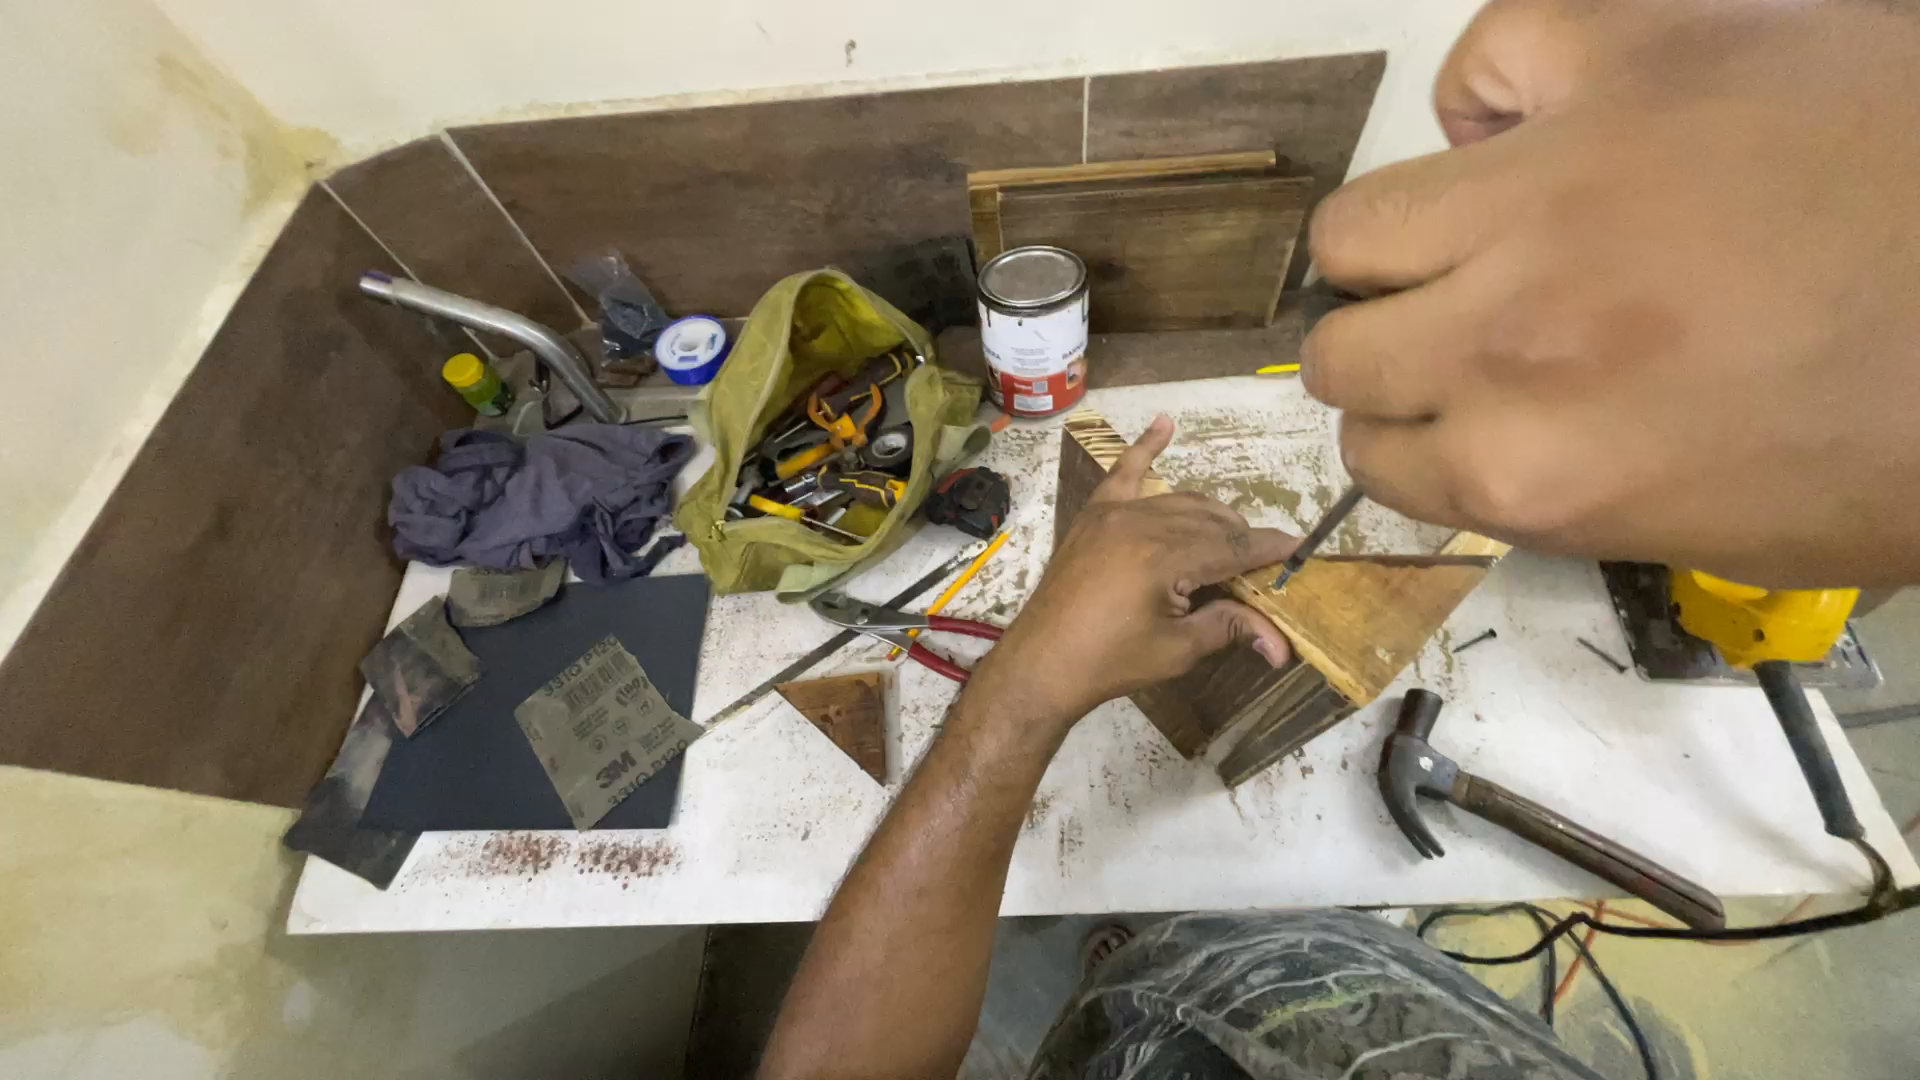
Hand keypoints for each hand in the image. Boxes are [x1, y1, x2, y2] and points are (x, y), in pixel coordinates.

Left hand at [969, 416, 1294, 727]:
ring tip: (1230, 537)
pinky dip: (1145, 448)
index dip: (1270, 551)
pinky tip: (1165, 424)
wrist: (1042, 661)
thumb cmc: (1109, 661)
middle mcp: (1140, 522)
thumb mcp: (1176, 649)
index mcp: (1164, 556)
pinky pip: (1122, 472)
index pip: (1234, 545)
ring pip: (1178, 501)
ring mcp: (1112, 513)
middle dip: (1241, 540)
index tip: (1301, 551)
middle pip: (1210, 520)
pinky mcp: (1092, 515)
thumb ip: (1228, 627)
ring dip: (1209, 516)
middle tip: (1259, 567)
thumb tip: (1282, 643)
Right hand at [1303, 0, 1919, 586]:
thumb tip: (1450, 433)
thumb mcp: (1684, 526)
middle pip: (1333, 353)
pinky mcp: (1642, 46)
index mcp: (1524, 467)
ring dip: (1398, 247)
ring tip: (1480, 234)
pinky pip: (1487, 59)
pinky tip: (1557, 124)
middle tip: (1455, 338)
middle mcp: (1504, 339)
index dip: (1404, 439)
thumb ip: (1521, 488)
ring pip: (1353, 227)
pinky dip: (1502, 95)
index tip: (1447, 421)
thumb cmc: (1913, 438)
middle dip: (1382, 357)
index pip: (1366, 455)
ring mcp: (1559, 188)